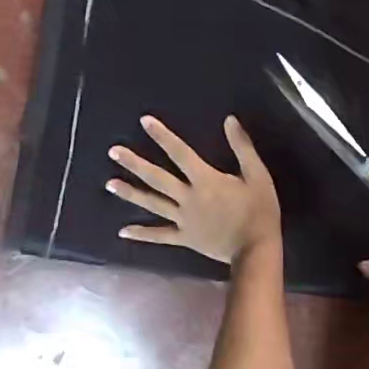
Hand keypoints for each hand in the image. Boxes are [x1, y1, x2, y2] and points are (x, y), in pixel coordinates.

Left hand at [107, 115, 280, 264]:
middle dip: (135, 164)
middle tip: (113, 152)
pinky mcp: (185, 238)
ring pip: (153, 204)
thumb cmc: (259, 209)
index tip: (144, 122)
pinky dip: (141, 234)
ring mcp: (183, 220)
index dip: (162, 136)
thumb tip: (229, 120)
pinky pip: (159, 236)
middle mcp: (188, 198)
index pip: (179, 153)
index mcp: (205, 180)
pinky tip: (123, 231)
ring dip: (130, 193)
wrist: (256, 248)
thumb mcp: (257, 174)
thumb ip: (242, 146)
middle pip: (157, 178)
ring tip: (109, 184)